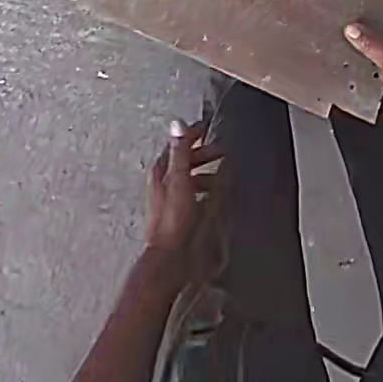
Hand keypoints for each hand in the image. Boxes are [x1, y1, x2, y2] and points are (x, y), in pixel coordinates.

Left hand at [142, 119, 223, 290]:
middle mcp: (162, 182)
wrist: (169, 256)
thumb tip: (177, 124)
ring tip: (221, 171)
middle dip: (203, 152)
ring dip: (205, 170)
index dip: (192, 134)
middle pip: (184, 159)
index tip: (205, 127)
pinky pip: (192, 191)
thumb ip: (180, 151)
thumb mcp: (179, 178)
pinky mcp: (177, 211)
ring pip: (189, 175)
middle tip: (220, 149)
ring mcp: (169, 197)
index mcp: (161, 170)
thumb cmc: (172, 219)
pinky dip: (204, 186)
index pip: (177, 144)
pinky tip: (213, 192)